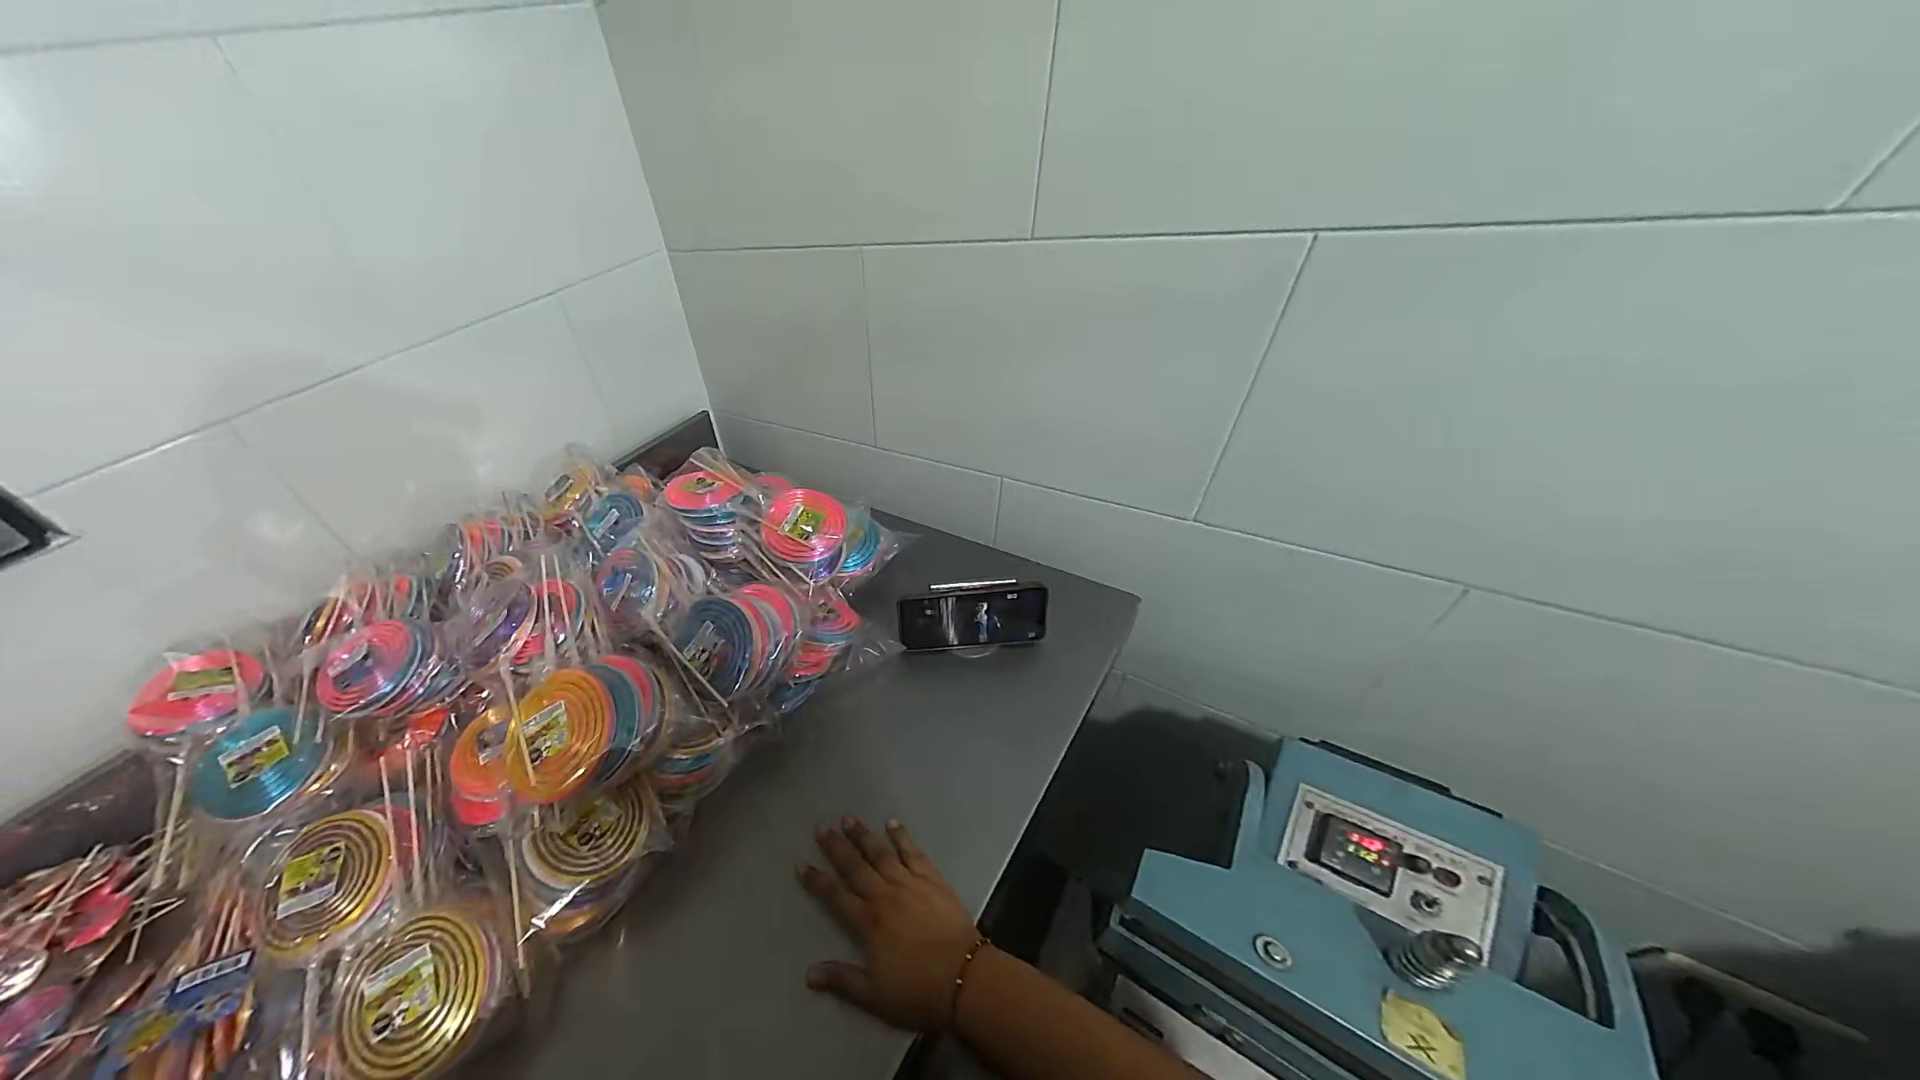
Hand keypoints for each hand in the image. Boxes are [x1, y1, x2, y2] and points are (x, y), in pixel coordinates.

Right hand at [798, 817, 981, 1031]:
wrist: (965, 975)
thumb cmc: (917, 989)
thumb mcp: (874, 994)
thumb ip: (842, 979)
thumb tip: (808, 973)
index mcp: (869, 922)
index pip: (836, 896)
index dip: (817, 881)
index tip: (801, 864)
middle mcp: (886, 895)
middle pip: (856, 867)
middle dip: (837, 847)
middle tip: (822, 827)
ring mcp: (910, 883)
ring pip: (882, 854)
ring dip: (865, 835)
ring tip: (850, 819)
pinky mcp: (933, 879)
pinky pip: (914, 853)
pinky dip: (902, 837)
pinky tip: (893, 824)